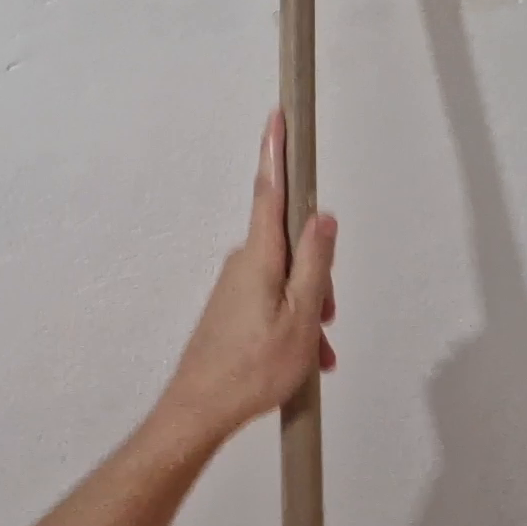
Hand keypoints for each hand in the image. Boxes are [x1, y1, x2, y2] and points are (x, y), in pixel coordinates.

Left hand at [158, 110, 338, 442]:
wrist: (199, 410)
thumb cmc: (253, 368)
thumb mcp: (301, 317)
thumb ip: (315, 262)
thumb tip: (322, 215)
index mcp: (260, 255)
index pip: (269, 188)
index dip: (275, 150)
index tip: (276, 115)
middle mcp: (244, 260)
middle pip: (291, 243)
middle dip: (317, 273)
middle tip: (326, 320)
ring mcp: (236, 283)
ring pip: (286, 278)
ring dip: (308, 307)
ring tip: (317, 353)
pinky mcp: (232, 305)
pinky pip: (272, 298)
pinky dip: (293, 320)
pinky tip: (305, 358)